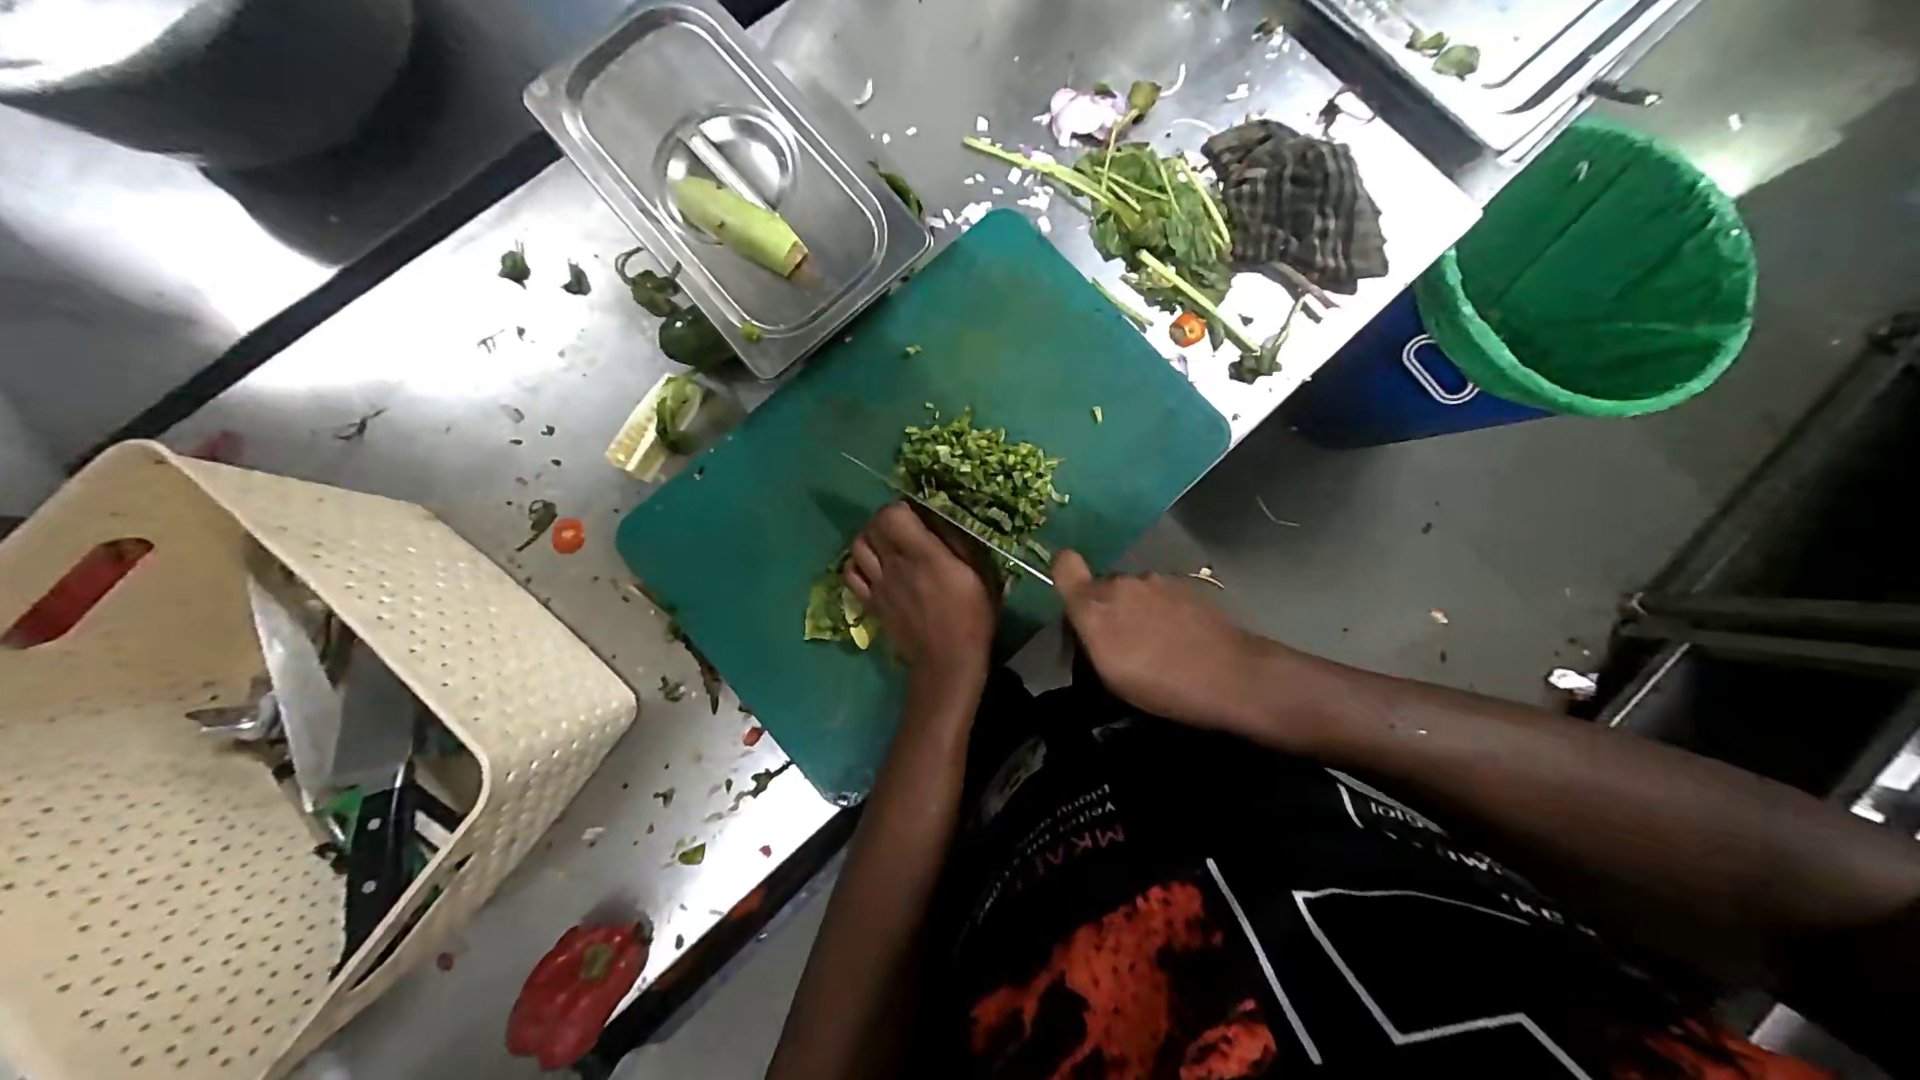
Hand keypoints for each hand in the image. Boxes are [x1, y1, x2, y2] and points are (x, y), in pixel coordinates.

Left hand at [844, 503, 994, 683]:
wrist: (948, 661)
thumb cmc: (972, 616)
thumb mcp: (979, 573)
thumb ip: (957, 542)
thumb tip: (940, 520)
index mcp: (923, 554)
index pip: (892, 515)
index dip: (900, 508)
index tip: (915, 515)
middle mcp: (895, 565)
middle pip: (872, 527)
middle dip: (884, 520)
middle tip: (901, 527)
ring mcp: (878, 585)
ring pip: (857, 547)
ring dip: (869, 538)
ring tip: (885, 544)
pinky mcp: (871, 603)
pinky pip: (850, 575)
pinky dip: (856, 563)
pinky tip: (872, 566)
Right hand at [1053, 551, 1274, 731]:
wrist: (1231, 675)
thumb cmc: (1161, 684)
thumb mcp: (1110, 677)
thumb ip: (1090, 641)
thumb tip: (1085, 626)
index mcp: (1095, 605)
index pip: (1065, 565)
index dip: (1064, 575)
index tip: (1073, 600)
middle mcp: (1121, 583)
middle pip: (1101, 586)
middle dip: (1105, 608)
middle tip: (1120, 643)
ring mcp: (1156, 581)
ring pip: (1132, 591)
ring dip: (1135, 611)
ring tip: (1155, 646)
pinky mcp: (1185, 586)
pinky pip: (1159, 595)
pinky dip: (1162, 612)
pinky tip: (1179, 641)